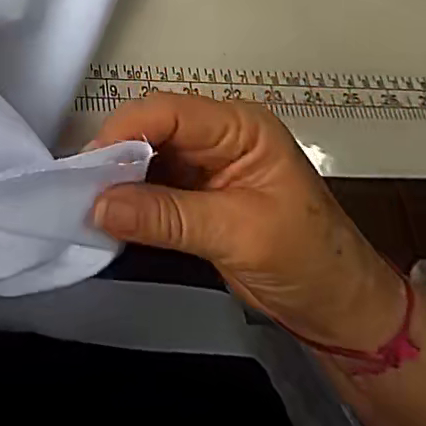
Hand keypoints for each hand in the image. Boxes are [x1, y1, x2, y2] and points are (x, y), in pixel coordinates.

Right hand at [89, 93, 403, 351]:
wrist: (343, 313)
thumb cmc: (314, 264)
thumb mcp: (238, 236)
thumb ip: (165, 216)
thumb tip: (99, 205)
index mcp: (240, 127)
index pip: (165, 112)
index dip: (123, 133)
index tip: (90, 167)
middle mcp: (215, 135)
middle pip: (146, 129)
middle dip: (113, 156)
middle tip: (82, 188)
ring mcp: (200, 161)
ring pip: (139, 154)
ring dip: (114, 178)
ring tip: (88, 202)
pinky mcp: (187, 189)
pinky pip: (143, 181)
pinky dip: (123, 196)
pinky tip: (107, 212)